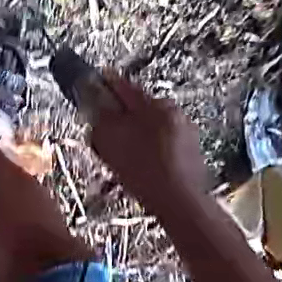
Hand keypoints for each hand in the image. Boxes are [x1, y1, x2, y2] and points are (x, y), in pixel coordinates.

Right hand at [86, 70, 209, 212]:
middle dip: (118, 115)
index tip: (93, 79)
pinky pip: (160, 144)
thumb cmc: (142, 169)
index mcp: (154, 104)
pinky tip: (137, 167)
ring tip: (117, 155)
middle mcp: (173, 112)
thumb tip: (92, 97)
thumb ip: (98, 114)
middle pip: (137, 107)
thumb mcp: (109, 139)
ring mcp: (185, 133)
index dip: (103, 82)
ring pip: (149, 126)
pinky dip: (146, 150)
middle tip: (100, 130)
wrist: (179, 202)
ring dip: (132, 134)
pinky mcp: (190, 153)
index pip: (123, 85)